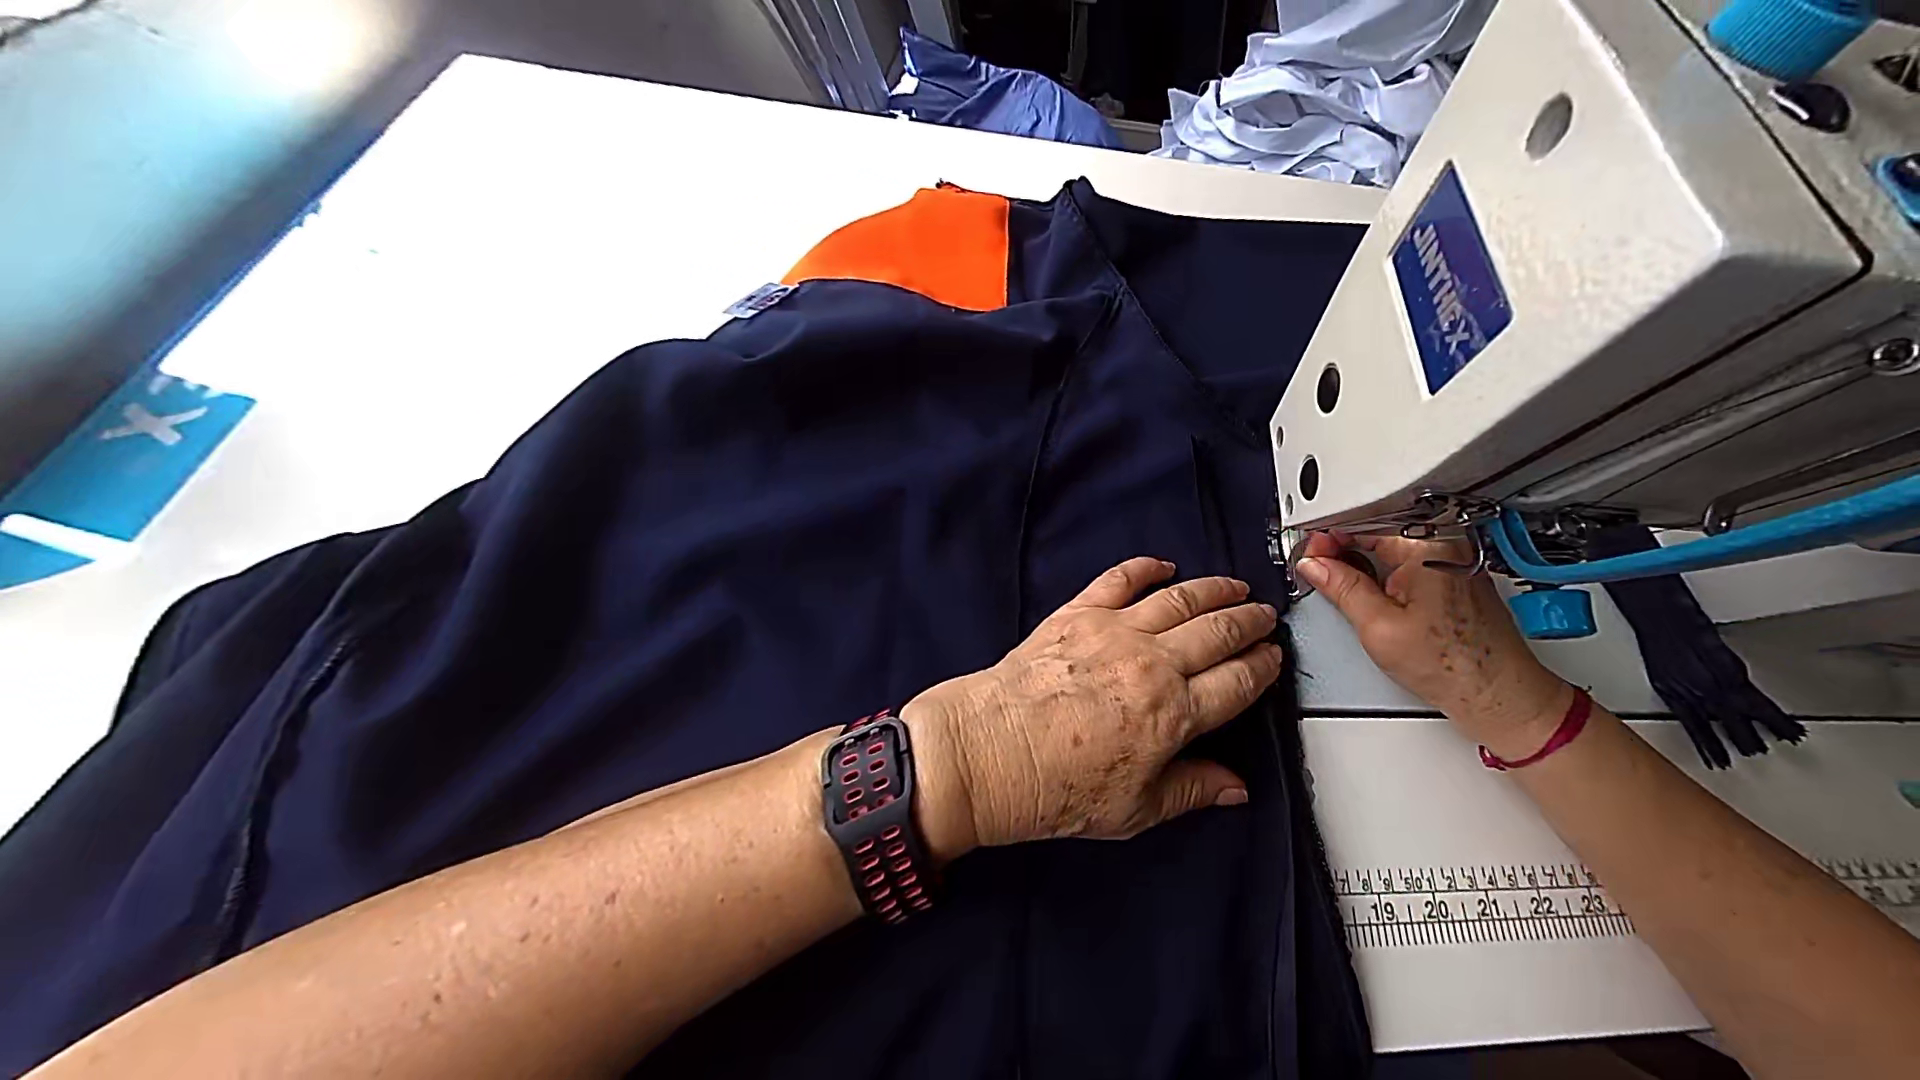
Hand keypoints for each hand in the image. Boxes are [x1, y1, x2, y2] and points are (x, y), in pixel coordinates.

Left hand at [901, 557, 1282, 857]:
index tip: (1272, 659)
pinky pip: (1118, 579)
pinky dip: (1144, 567)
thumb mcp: (1134, 809)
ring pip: (1179, 600)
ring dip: (1213, 591)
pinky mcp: (1076, 615)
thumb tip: (1233, 788)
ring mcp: (1112, 633)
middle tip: (1263, 618)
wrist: (986, 754)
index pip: (1238, 683)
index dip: (1262, 668)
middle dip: (1248, 623)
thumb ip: (1191, 790)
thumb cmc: (1051, 786)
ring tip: (1234, 588)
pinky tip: (1162, 565)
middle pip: (1217, 633)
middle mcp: (1150, 665)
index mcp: (1172, 715)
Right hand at [1294, 532, 1570, 758]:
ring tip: (1336, 583)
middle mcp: (1447, 546)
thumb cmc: (1454, 665)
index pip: (1363, 523)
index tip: (1308, 553)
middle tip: (1314, 569)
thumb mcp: (1377, 626)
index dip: (1326, 537)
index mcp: (1430, 548)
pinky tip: (1363, 590)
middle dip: (1338, 549)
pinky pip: (1403, 561)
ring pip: (1387, 547)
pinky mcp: (1451, 575)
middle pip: (1375, 531)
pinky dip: (1378, 572)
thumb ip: (1340, 587)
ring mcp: (1452, 559)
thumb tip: (1314, 565)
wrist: (1496, 694)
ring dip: (1357, 562)